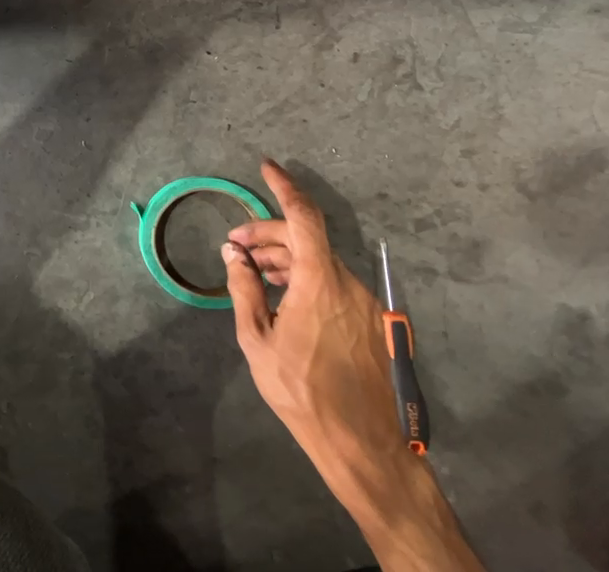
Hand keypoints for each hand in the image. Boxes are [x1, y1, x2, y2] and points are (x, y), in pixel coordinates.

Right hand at [223, 161, 419, 487]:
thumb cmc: (300, 390)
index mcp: (320, 282)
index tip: (267, 167)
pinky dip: (306, 278)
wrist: (362, 442)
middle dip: (268, 234)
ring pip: (321, 262)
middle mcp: (350, 284)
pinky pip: (335, 284)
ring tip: (254, 274)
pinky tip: (285, 296)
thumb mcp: (257, 339)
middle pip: (307, 240)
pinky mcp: (374, 322)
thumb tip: (234, 253)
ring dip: (286, 258)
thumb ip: (245, 288)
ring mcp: (367, 304)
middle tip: (235, 248)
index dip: (285, 188)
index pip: (304, 218)